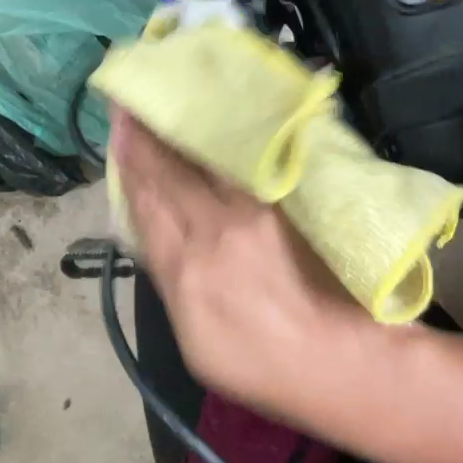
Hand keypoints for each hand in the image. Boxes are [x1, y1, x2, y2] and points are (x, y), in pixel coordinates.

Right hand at [109, 108, 368, 415]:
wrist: (342, 355)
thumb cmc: (265, 364)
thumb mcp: (196, 341)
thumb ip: (173, 278)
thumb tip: (156, 233)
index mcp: (187, 270)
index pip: (147, 202)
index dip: (129, 160)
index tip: (120, 124)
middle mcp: (218, 229)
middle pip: (173, 172)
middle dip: (150, 134)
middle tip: (135, 98)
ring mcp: (258, 210)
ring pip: (211, 160)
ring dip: (189, 129)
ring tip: (174, 99)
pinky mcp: (291, 201)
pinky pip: (250, 162)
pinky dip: (230, 141)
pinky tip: (223, 120)